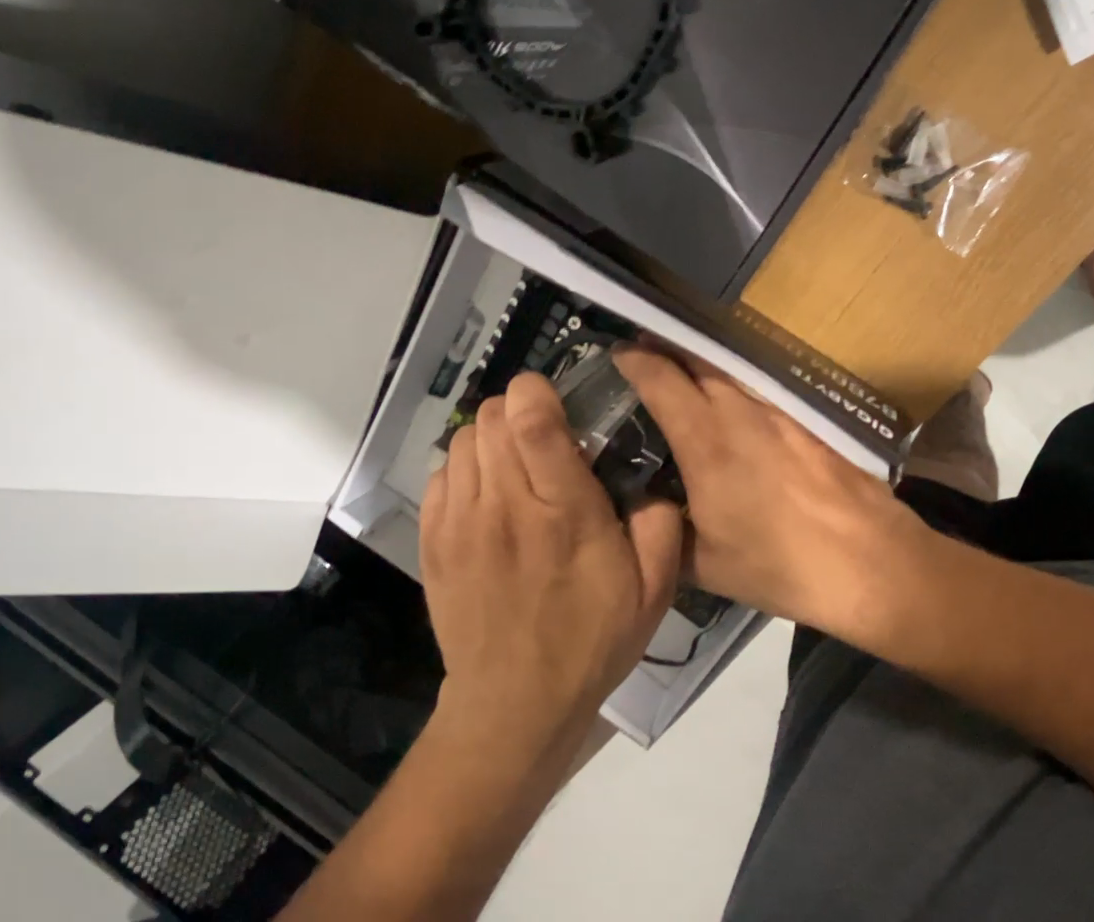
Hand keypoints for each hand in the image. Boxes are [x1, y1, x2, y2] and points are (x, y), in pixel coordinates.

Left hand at [420, 372, 682, 752]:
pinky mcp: (432, 542)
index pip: (532, 419)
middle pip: (492, 416)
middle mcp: (505, 506)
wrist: (513, 703)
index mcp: (563, 512)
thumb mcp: (652, 593)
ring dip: (491, 438)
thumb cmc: (589, 643)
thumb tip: (650, 482)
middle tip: (544, 437)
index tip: (555, 398)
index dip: (538, 390)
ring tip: (514, 465)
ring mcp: (460, 522)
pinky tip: (486, 495)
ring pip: (462, 439)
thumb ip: (661, 526)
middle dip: (519, 411)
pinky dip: (463, 469)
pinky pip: (440, 474)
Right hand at [612, 343, 920, 630]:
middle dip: (665, 354)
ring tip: (682, 385)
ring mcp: (780, 413)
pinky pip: (759, 394)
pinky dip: (735, 393)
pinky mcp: (808, 424)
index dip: (635, 360)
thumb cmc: (780, 566)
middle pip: (697, 363)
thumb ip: (664, 534)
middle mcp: (742, 413)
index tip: (616, 352)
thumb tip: (645, 514)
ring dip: (701, 371)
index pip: (662, 380)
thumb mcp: (706, 564)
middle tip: (641, 360)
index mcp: (707, 441)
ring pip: (730, 376)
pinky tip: (733, 418)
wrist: (870, 562)